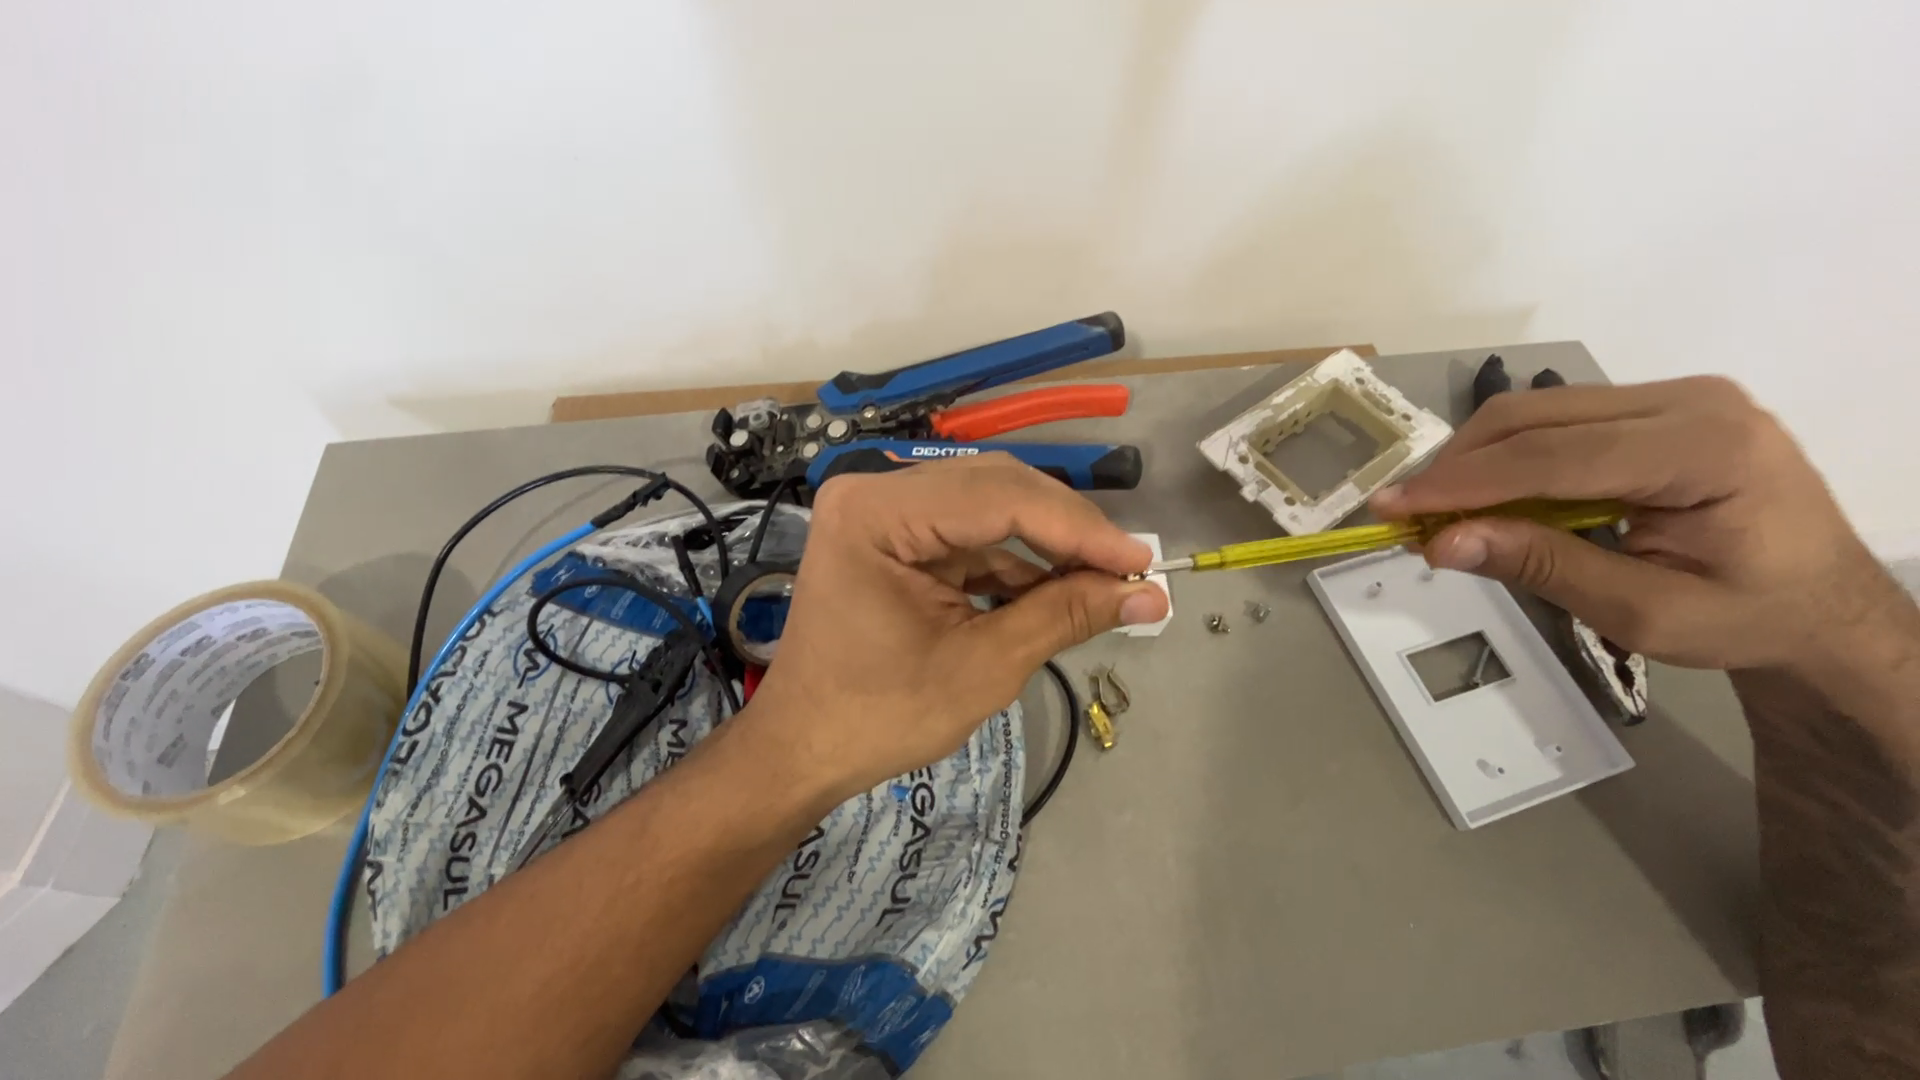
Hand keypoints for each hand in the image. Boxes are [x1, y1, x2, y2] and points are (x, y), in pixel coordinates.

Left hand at [736, 454, 1167, 804]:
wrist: (804, 749)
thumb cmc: (880, 716)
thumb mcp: (982, 667)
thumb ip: (1065, 616)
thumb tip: (1149, 593)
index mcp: (878, 512)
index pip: (1000, 497)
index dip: (1079, 528)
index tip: (1142, 562)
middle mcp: (875, 493)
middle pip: (996, 489)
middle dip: (1067, 532)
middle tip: (1129, 571)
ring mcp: (882, 513)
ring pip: (989, 508)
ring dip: (1046, 546)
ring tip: (1103, 583)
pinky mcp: (894, 538)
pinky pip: (969, 535)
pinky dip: (1014, 562)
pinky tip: (1055, 589)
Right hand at [1370, 376, 1910, 674]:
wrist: (1825, 605)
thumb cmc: (1748, 619)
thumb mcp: (1645, 613)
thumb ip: (1543, 567)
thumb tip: (1441, 542)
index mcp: (1709, 451)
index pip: (1552, 457)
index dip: (1461, 483)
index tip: (1390, 509)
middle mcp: (1693, 401)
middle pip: (1535, 418)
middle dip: (1457, 467)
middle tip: (1405, 514)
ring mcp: (1676, 396)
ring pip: (1536, 410)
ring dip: (1474, 459)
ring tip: (1438, 509)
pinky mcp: (1657, 405)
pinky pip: (1555, 418)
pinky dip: (1505, 456)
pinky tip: (1487, 494)